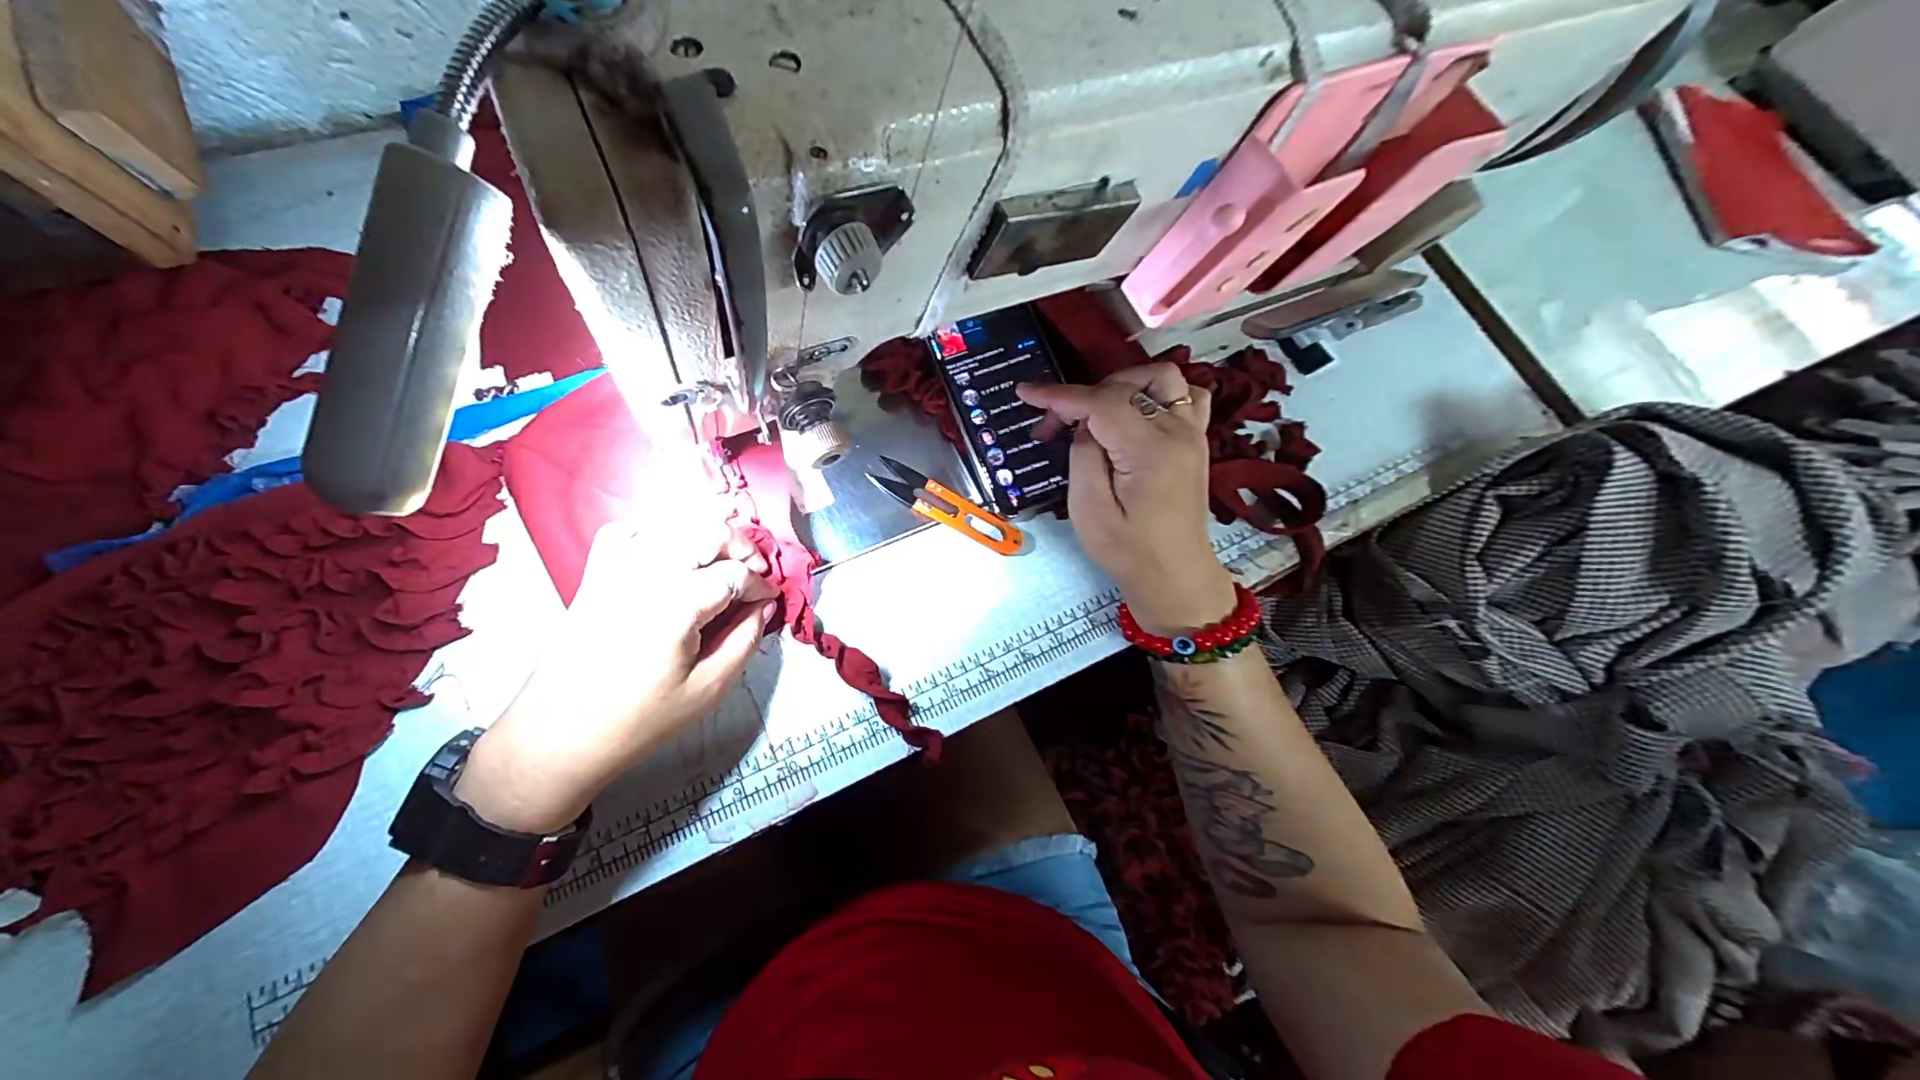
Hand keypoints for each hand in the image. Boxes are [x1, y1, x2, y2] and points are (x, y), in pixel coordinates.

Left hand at [454, 522, 779, 832]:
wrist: (559, 736)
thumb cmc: (639, 721)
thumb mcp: (708, 689)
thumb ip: (744, 640)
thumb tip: (763, 606)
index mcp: (676, 607)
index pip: (734, 575)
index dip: (761, 584)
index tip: (769, 599)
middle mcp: (645, 576)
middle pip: (706, 532)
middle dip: (741, 546)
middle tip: (754, 572)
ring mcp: (615, 571)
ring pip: (670, 525)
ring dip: (705, 535)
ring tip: (720, 559)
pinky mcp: (594, 576)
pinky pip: (627, 531)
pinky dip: (656, 532)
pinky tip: (671, 553)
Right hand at [1017, 363, 1237, 635]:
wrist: (1174, 575)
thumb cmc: (1127, 550)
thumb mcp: (1089, 510)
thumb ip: (1083, 455)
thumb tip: (1084, 423)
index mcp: (1150, 451)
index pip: (1102, 402)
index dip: (1060, 395)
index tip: (1026, 392)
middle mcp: (1178, 432)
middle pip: (1127, 385)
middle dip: (1085, 396)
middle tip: (1056, 427)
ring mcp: (1193, 433)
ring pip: (1162, 378)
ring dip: (1124, 384)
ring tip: (1098, 412)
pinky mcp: (1195, 441)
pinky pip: (1186, 396)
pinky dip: (1158, 393)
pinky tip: (1137, 413)